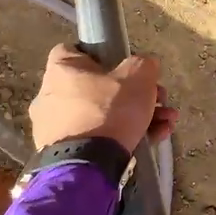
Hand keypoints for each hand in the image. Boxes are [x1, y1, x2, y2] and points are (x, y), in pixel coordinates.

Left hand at [28, 44, 177, 150]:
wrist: (89, 165)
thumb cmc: (111, 109)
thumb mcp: (139, 75)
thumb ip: (143, 63)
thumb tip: (143, 67)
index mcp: (62, 72)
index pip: (70, 50)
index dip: (98, 51)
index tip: (121, 61)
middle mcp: (50, 97)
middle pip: (97, 85)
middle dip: (133, 91)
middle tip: (157, 98)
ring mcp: (53, 127)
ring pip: (102, 112)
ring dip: (136, 114)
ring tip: (165, 121)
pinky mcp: (62, 152)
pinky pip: (97, 134)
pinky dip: (123, 134)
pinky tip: (154, 138)